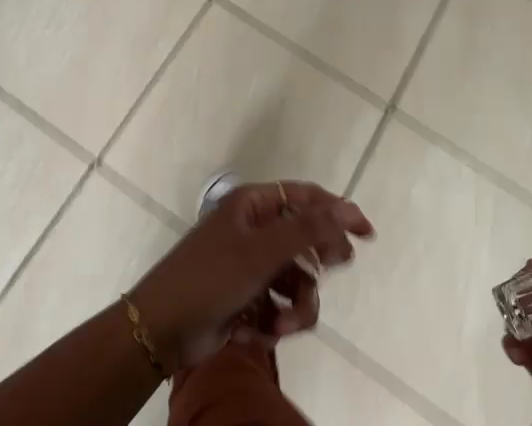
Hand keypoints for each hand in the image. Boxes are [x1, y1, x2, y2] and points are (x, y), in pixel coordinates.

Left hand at [125, 180, 374, 370]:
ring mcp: (250, 267)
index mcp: (252, 206)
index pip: (305, 197)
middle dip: (314, 269)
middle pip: (306, 243)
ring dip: (295, 308)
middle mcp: (253, 231)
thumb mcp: (261, 251)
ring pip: (297, 283)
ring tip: (281, 324)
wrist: (164, 328)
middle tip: (319, 279)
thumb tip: (348, 206)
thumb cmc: (211, 278)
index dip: (337, 211)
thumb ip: (308, 229)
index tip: (367, 234)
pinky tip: (255, 333)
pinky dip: (274, 323)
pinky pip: (280, 308)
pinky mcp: (248, 301)